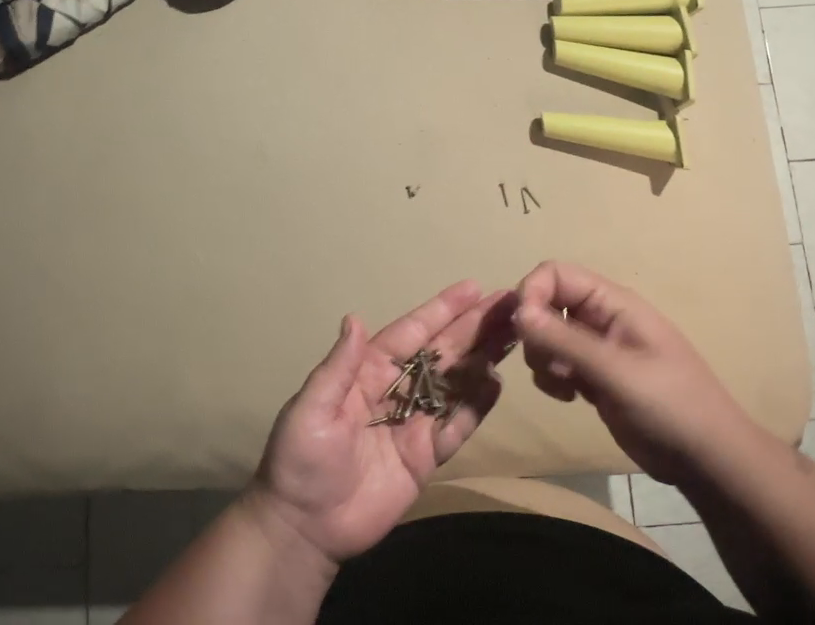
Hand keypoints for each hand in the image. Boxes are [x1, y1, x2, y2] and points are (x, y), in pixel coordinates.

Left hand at [244, 281, 514, 563]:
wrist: (304, 527)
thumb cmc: (300, 459)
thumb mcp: (311, 408)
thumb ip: (339, 366)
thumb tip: (355, 318)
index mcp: (368, 371)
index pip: (412, 332)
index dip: (442, 310)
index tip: (474, 288)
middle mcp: (397, 390)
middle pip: (442, 352)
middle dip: (474, 327)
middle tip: (510, 304)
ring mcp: (414, 423)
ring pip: (456, 384)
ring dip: (483, 358)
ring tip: (514, 334)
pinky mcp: (425, 457)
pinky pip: (456, 426)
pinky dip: (477, 406)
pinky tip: (498, 382)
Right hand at [511, 260, 751, 485]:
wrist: (708, 460)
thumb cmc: (670, 406)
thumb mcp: (616, 371)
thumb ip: (565, 340)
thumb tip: (518, 311)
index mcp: (614, 303)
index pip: (556, 274)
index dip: (532, 293)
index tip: (523, 329)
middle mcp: (602, 318)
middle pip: (546, 302)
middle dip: (534, 330)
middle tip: (546, 363)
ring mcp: (598, 349)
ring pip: (547, 335)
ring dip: (542, 357)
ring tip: (564, 384)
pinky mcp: (594, 377)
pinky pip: (556, 364)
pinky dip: (552, 378)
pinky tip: (571, 398)